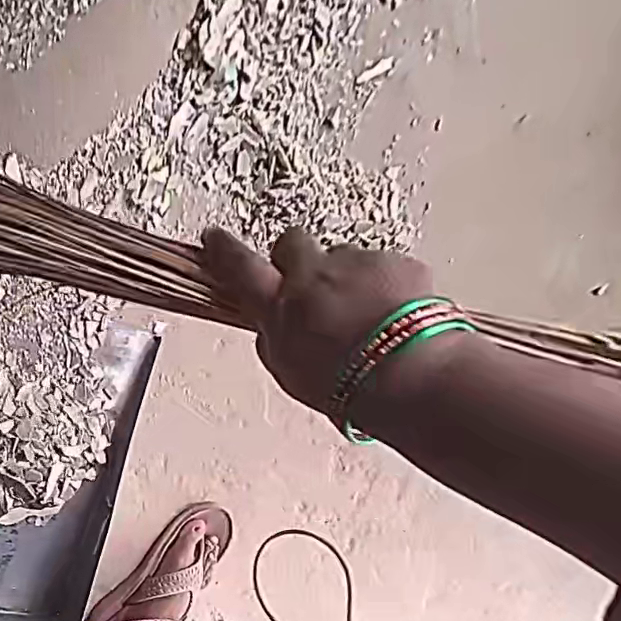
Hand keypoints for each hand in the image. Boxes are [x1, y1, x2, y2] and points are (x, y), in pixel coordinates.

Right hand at [200, 226, 468, 412]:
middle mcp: (313, 276)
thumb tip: (272, 324)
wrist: (406, 372)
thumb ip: (273, 336)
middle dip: (293, 254)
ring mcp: (357, 265)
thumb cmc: (344, 381)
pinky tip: (389, 317)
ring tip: (360, 317)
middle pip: (292, 243)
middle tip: (303, 280)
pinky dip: (384, 286)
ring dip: (345, 278)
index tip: (214, 238)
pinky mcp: (398, 263)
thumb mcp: (286, 368)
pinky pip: (384, 267)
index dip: (223, 250)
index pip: (239, 267)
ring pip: (342, 258)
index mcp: (278, 305)